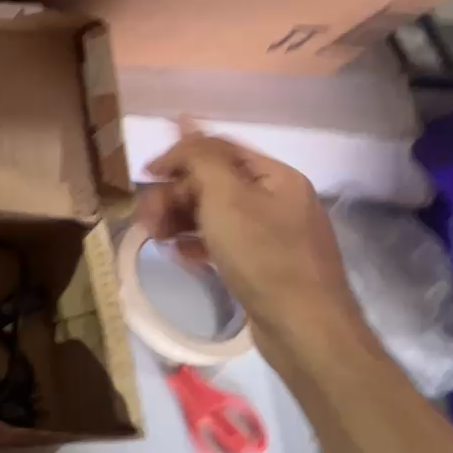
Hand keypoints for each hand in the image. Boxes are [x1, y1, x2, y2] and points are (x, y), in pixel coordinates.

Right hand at [138, 122, 366, 359]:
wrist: (305, 330)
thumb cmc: (263, 256)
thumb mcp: (225, 197)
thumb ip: (201, 157)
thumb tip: (185, 123)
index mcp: (276, 177)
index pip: (217, 148)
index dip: (178, 156)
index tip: (146, 175)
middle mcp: (278, 199)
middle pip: (210, 181)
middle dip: (174, 195)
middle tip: (148, 218)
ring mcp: (273, 232)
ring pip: (211, 211)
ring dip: (178, 219)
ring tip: (158, 238)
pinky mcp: (265, 262)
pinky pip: (221, 239)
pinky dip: (196, 242)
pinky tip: (183, 256)